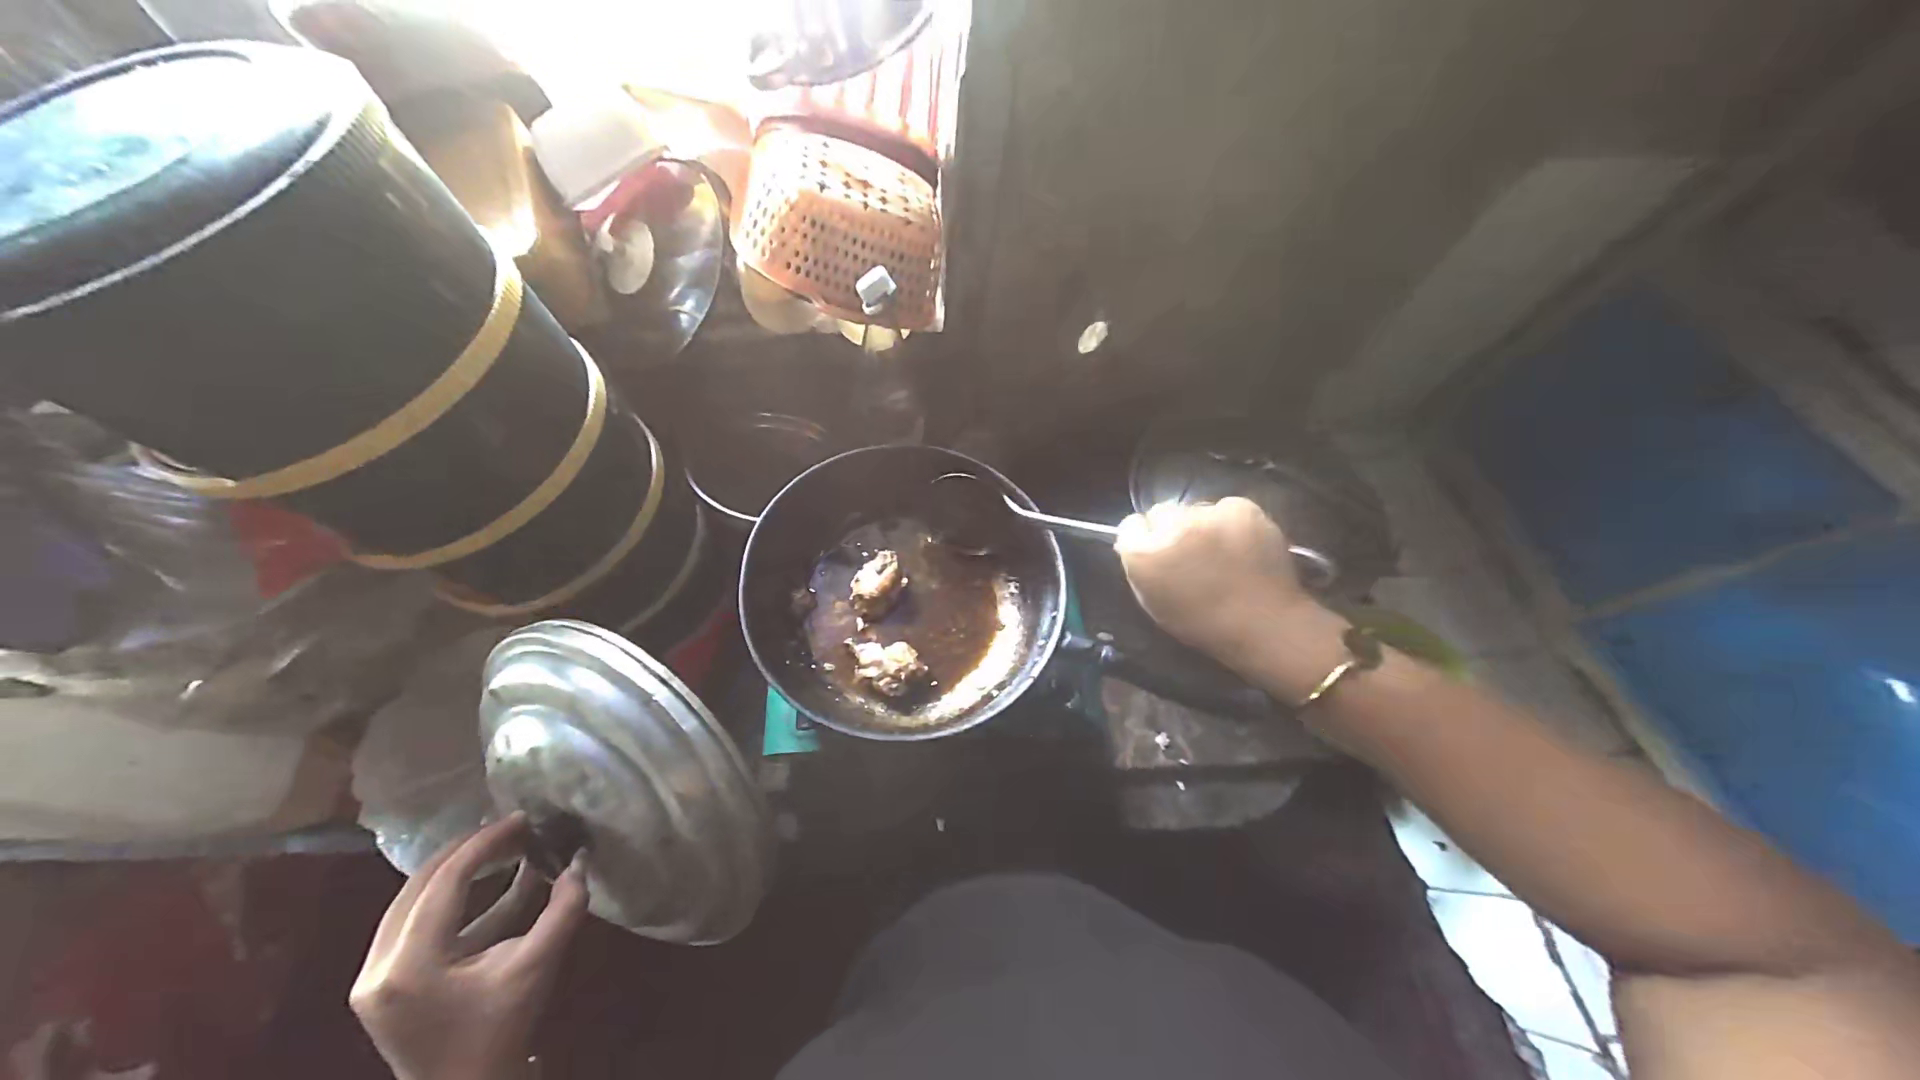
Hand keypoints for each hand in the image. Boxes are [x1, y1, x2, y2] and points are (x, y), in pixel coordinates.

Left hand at [351, 815, 588, 1079]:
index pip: (444, 882)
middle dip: (470, 850)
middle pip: (420, 885)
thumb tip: (580, 860)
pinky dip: (457, 898)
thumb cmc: (501, 1031)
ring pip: (415, 901)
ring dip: (461, 870)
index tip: (522, 818)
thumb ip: (563, 909)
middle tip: (514, 827)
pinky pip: (416, 922)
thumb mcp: (537, 967)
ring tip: (506, 845)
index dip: (486, 843)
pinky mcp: (385, 983)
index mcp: (407, 965)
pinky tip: (499, 881)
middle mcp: (377, 966)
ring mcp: (374, 977)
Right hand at [1116, 498, 1338, 685]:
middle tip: (1190, 551)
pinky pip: (1226, 506)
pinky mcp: (1240, 508)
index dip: (1143, 537)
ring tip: (1221, 550)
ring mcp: (1207, 515)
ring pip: (1195, 509)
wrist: (1264, 623)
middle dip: (1171, 528)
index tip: (1156, 551)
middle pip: (1161, 512)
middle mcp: (1170, 527)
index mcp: (1143, 555)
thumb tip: (1139, 543)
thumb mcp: (1154, 602)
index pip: (1130, 526)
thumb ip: (1141, 568)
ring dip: (1202, 524)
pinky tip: (1242, 543)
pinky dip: (1231, 521)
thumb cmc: (1203, 623)